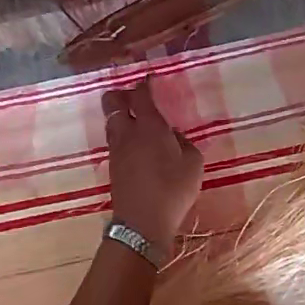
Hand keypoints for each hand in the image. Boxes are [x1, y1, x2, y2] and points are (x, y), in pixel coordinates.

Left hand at [102, 79, 201, 250]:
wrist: (142, 224)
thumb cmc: (173, 190)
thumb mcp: (193, 163)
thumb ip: (183, 143)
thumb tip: (172, 135)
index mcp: (148, 126)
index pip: (140, 95)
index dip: (144, 84)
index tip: (150, 79)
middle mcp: (126, 133)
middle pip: (112, 102)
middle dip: (122, 95)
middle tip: (138, 100)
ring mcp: (116, 151)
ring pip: (112, 123)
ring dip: (122, 118)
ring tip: (140, 126)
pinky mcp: (113, 168)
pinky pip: (116, 143)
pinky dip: (124, 138)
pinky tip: (140, 149)